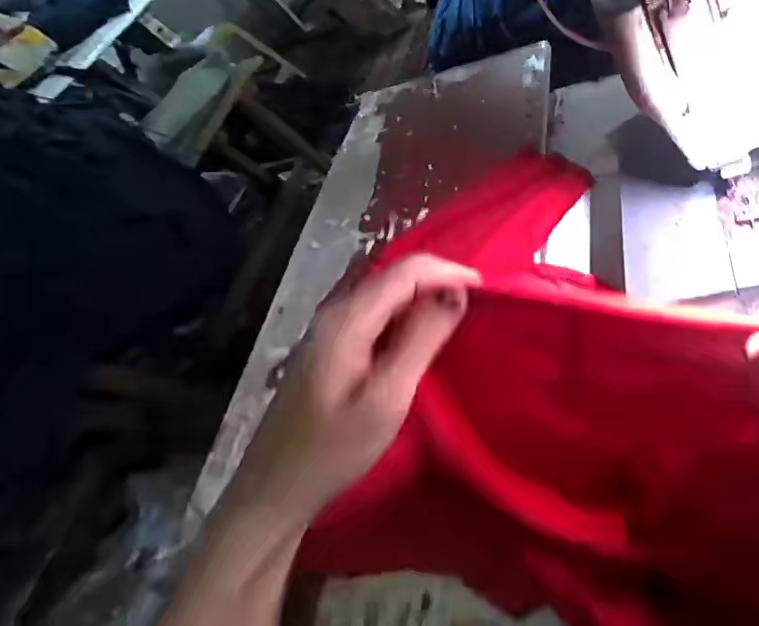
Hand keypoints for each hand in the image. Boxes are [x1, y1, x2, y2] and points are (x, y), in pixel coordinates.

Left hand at [226, 253, 479, 525]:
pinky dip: (406, 311)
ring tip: (457, 312)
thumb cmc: (333, 450)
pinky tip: (421, 333)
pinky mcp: (331, 344)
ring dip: (423, 294)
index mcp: (348, 318)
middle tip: (476, 300)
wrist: (273, 490)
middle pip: (395, 274)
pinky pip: (377, 311)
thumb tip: (456, 293)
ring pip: (386, 291)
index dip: (448, 270)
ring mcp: (330, 326)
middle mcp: (336, 310)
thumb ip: (421, 340)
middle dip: (438, 278)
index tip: (485, 288)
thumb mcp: (386, 398)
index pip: (406, 270)